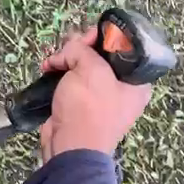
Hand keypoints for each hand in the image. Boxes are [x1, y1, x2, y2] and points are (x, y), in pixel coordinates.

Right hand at [38, 26, 152, 163]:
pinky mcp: (81, 100)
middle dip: (79, 47)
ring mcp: (100, 94)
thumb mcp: (90, 71)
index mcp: (136, 81)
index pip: (123, 47)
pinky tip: (47, 68)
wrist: (71, 146)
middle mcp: (122, 86)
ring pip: (83, 63)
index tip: (85, 37)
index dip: (103, 37)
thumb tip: (70, 49)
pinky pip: (72, 76)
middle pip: (100, 53)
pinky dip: (59, 69)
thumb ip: (82, 50)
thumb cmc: (88, 109)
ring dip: (65, 57)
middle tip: (65, 49)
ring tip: (52, 61)